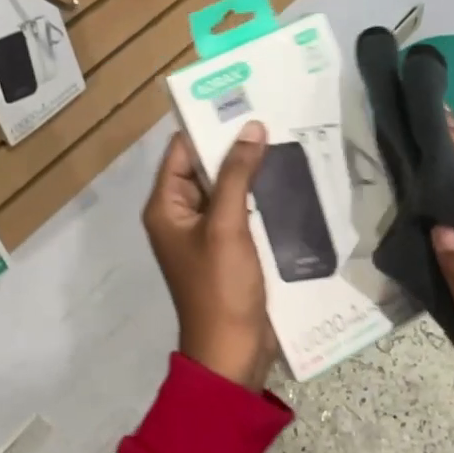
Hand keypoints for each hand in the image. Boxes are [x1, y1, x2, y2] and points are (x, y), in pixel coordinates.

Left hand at [142, 123, 276, 389]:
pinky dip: (259, 195)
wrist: (232, 352)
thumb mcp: (227, 225)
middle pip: (206, 167)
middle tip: (274, 116)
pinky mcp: (229, 248)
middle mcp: (180, 214)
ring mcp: (205, 233)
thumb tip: (251, 127)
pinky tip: (287, 180)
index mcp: (166, 205)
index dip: (209, 126)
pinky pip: (241, 211)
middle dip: (235, 145)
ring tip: (286, 140)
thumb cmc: (220, 286)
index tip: (243, 101)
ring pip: (227, 188)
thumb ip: (237, 174)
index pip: (182, 151)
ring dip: (250, 170)